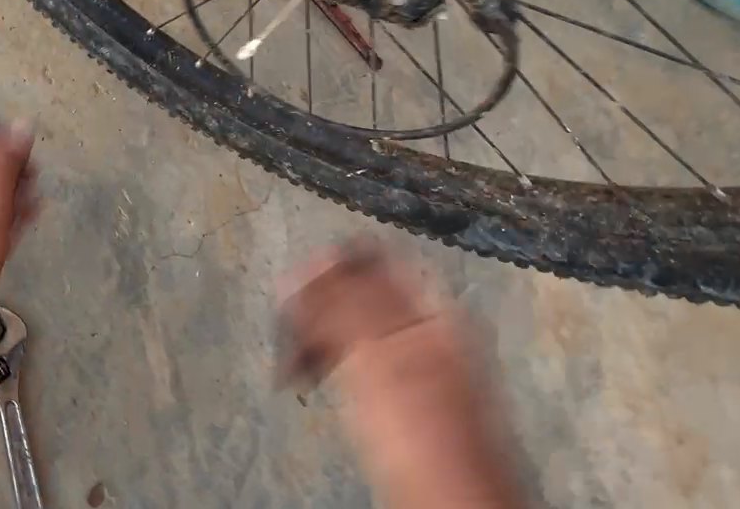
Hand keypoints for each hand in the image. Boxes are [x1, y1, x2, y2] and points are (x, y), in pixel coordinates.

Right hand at [278, 241, 524, 508]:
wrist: (451, 504)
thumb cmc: (419, 433)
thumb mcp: (377, 360)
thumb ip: (346, 305)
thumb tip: (313, 257)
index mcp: (431, 309)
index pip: (368, 256)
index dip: (326, 264)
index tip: (291, 287)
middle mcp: (425, 324)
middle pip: (354, 285)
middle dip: (313, 302)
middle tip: (287, 330)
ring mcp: (414, 355)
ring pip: (347, 317)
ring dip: (311, 332)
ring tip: (292, 364)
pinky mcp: (399, 385)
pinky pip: (351, 349)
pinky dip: (324, 357)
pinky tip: (308, 376)